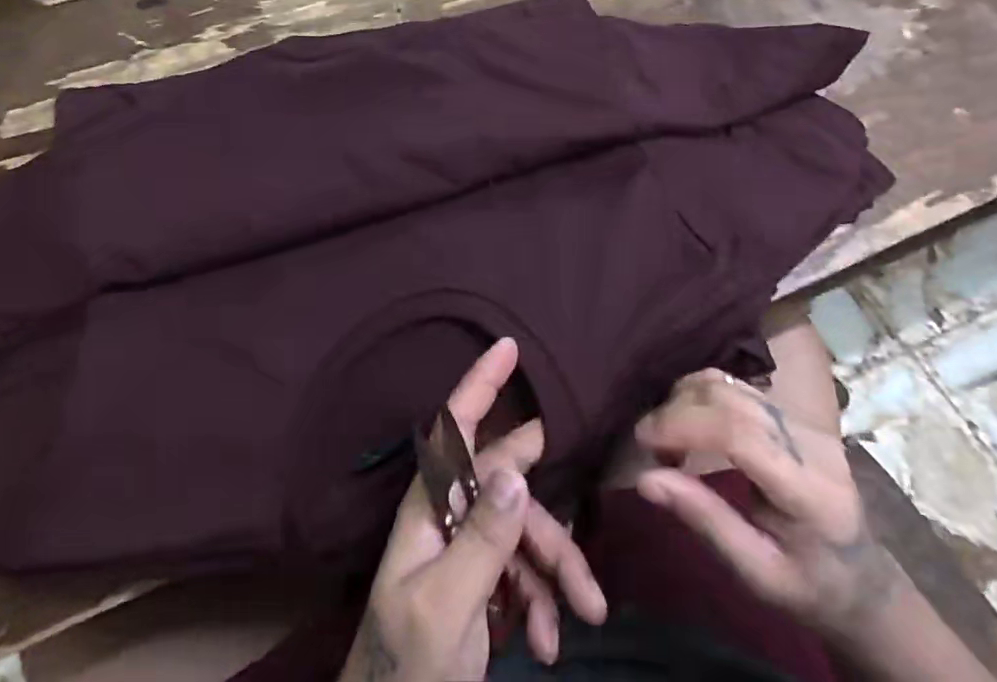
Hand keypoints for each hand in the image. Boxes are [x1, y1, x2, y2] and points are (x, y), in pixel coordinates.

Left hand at [339, 339, 607, 681]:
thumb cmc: (410, 663)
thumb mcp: (448, 603)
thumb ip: (482, 536)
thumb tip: (516, 469)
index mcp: (430, 505)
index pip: (454, 430)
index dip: (479, 384)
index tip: (509, 346)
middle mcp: (448, 512)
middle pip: (512, 493)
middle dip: (551, 536)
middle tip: (587, 589)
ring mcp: (464, 544)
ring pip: (526, 533)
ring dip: (555, 580)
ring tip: (576, 631)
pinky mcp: (479, 576)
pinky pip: (522, 569)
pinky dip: (540, 603)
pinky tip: (544, 643)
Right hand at [631, 368, 902, 639]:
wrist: (865, 583)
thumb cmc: (810, 587)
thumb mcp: (758, 574)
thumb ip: (706, 520)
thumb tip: (644, 478)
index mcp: (808, 490)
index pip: (739, 433)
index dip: (682, 425)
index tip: (643, 441)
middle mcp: (810, 445)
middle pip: (728, 399)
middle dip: (674, 411)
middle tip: (647, 443)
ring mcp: (804, 423)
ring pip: (728, 384)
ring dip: (683, 398)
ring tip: (666, 435)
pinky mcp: (793, 415)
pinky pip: (734, 386)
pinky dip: (698, 395)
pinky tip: (688, 423)